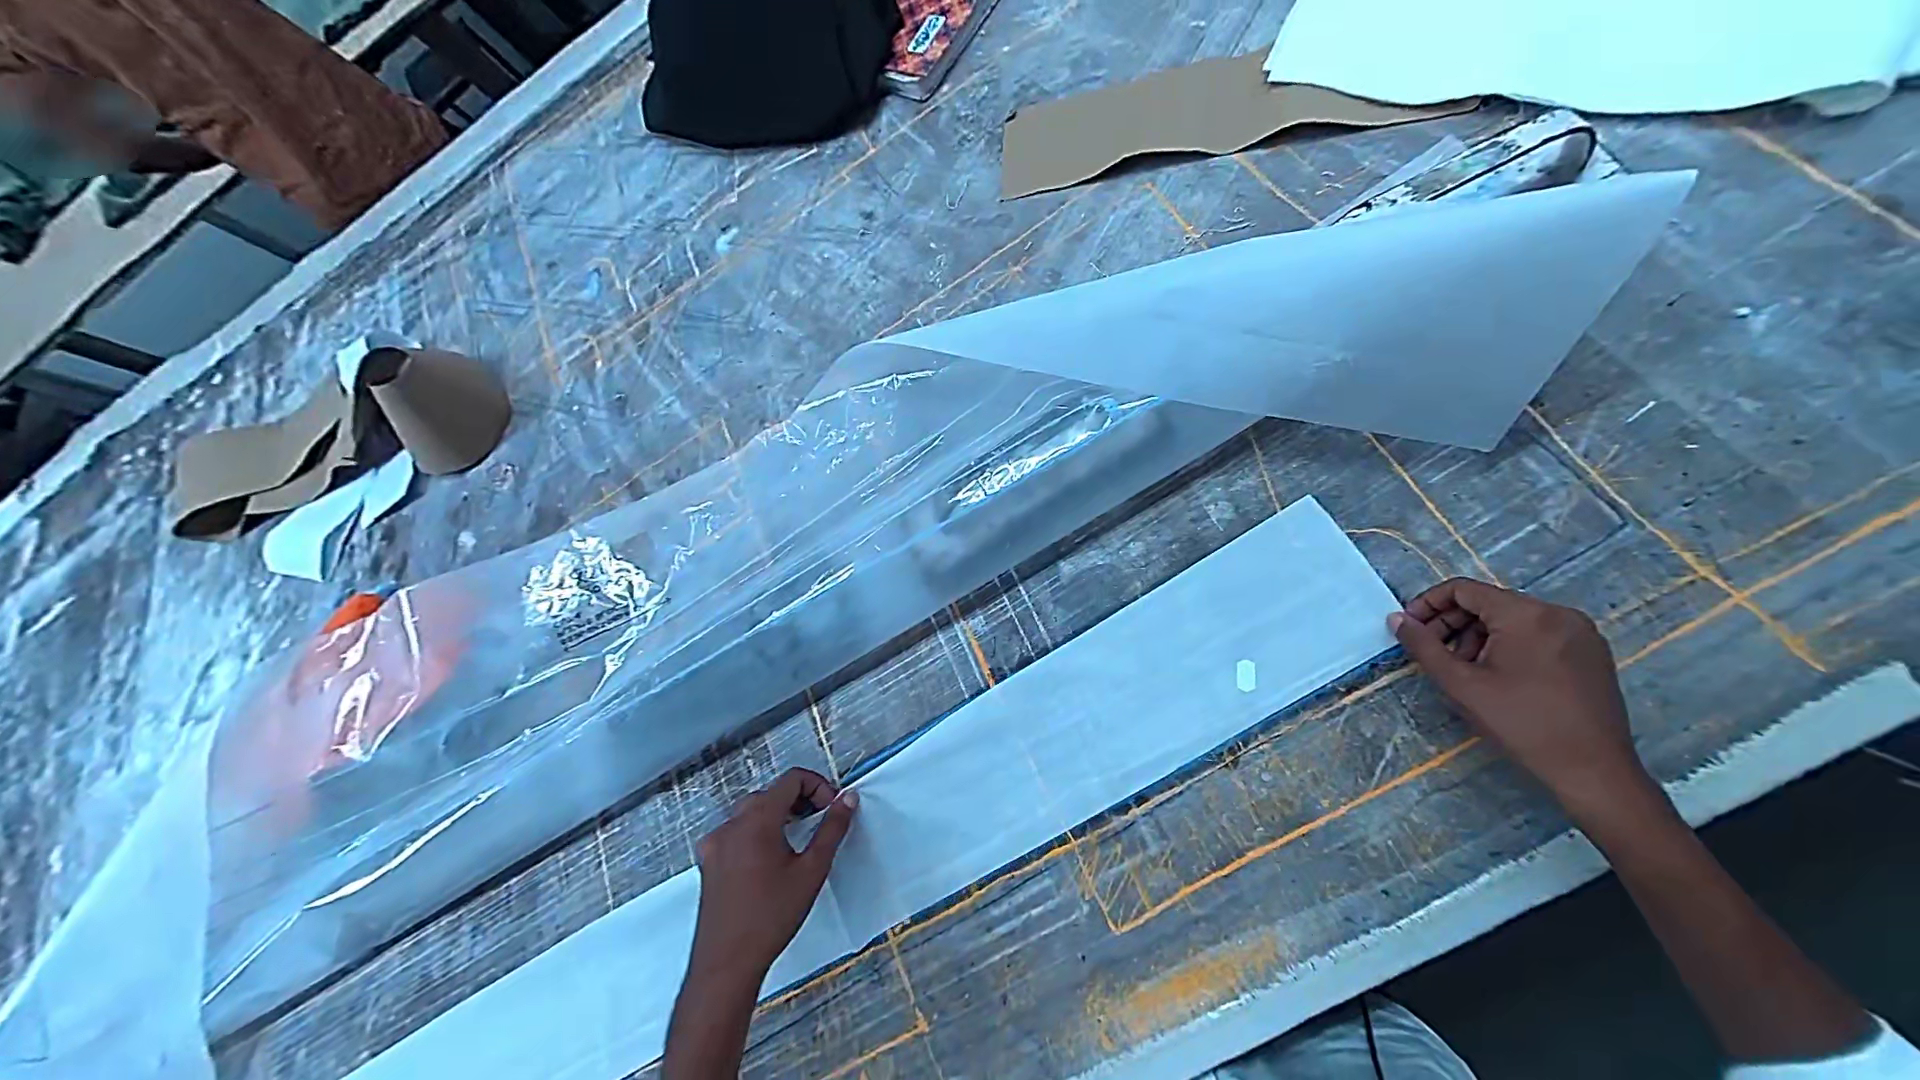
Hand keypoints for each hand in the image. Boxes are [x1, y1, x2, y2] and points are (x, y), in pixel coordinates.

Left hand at [667, 769, 856, 1079]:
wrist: (726, 964)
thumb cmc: (772, 917)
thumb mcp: (812, 870)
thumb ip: (832, 828)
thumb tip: (847, 799)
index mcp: (757, 819)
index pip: (791, 779)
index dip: (818, 786)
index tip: (832, 808)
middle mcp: (731, 824)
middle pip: (771, 792)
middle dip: (800, 800)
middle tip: (820, 822)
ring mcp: (715, 842)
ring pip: (752, 810)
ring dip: (779, 815)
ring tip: (799, 840)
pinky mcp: (708, 860)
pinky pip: (736, 831)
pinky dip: (757, 832)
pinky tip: (771, 859)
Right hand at [1388, 577, 1653, 822]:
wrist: (1592, 769)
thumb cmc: (1520, 723)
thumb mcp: (1459, 684)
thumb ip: (1423, 645)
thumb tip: (1397, 619)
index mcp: (1527, 614)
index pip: (1464, 589)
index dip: (1428, 604)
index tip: (1411, 628)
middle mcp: (1558, 613)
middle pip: (1489, 602)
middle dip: (1452, 623)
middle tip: (1433, 652)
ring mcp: (1580, 632)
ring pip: (1511, 618)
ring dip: (1477, 636)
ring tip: (1465, 669)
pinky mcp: (1591, 652)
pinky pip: (1536, 632)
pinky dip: (1507, 644)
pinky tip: (1498, 675)